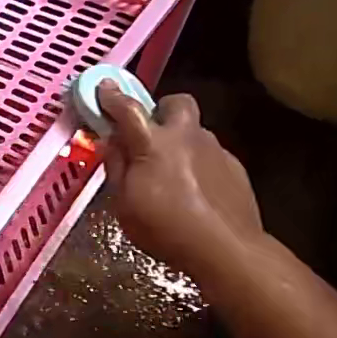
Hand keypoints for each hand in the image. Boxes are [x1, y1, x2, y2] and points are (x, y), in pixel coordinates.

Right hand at [97, 82, 264, 278]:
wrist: (226, 249)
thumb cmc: (165, 228)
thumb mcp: (124, 203)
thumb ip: (116, 166)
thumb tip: (113, 142)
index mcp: (153, 144)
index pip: (128, 108)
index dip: (111, 96)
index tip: (102, 88)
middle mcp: (186, 137)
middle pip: (175, 103)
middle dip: (160, 111)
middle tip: (149, 133)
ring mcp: (215, 149)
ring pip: (194, 131)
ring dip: (179, 142)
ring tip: (170, 175)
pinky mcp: (234, 167)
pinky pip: (209, 155)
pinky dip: (197, 165)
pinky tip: (193, 193)